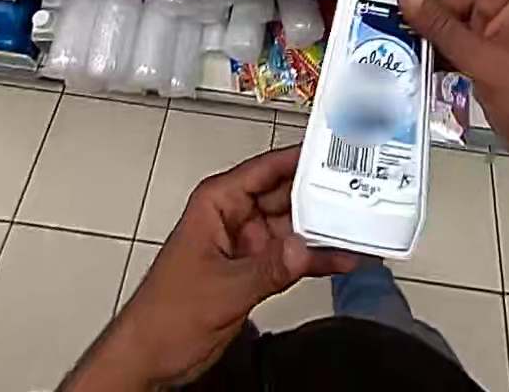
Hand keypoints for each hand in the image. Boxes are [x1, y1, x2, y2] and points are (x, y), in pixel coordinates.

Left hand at [65, 147, 358, 389]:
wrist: (149, 358)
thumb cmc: (165, 314)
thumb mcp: (221, 287)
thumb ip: (267, 267)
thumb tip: (303, 247)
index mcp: (219, 201)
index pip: (265, 168)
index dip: (298, 157)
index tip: (331, 150)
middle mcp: (236, 213)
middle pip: (286, 193)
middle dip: (320, 194)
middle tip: (357, 190)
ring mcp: (248, 240)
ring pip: (294, 225)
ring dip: (324, 229)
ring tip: (359, 226)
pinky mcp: (256, 266)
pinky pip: (292, 254)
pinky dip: (315, 257)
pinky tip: (342, 258)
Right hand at [399, 0, 508, 297]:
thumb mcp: (481, 58)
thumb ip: (440, 25)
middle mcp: (503, 10)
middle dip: (421, 6)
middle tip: (381, 14)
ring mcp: (497, 38)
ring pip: (452, 25)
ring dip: (425, 34)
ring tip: (387, 40)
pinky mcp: (491, 63)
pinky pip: (457, 48)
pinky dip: (437, 55)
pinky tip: (409, 65)